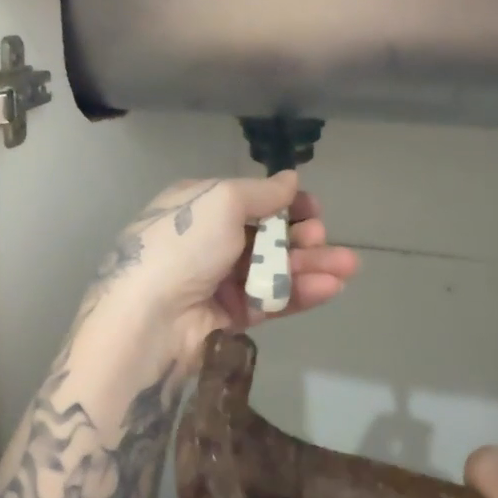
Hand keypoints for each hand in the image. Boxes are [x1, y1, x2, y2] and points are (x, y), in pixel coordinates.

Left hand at [87, 172, 358, 370]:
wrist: (150, 319)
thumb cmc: (183, 244)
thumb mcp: (221, 201)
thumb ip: (262, 192)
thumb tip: (289, 179)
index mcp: (198, 207)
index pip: (249, 201)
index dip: (284, 203)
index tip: (313, 208)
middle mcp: (208, 242)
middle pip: (266, 235)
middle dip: (300, 235)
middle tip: (320, 236)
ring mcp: (219, 281)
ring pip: (275, 269)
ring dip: (312, 265)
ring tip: (348, 265)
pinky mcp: (231, 318)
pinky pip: (273, 300)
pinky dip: (302, 292)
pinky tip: (332, 286)